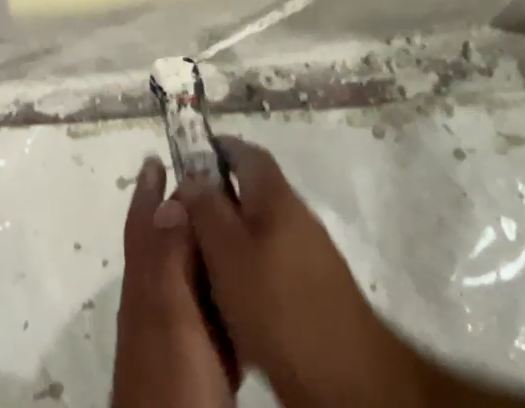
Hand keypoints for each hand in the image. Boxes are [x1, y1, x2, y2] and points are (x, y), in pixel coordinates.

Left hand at [112, 158, 237, 407]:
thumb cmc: (172, 380)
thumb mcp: (169, 315)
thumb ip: (169, 260)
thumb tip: (172, 197)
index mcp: (147, 286)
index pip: (146, 225)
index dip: (149, 191)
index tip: (159, 157)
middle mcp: (156, 302)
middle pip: (167, 245)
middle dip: (182, 211)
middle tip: (211, 183)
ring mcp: (175, 332)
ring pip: (190, 276)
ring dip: (206, 248)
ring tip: (234, 227)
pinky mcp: (197, 359)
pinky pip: (211, 313)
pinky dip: (224, 292)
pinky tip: (244, 288)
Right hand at [175, 137, 430, 407]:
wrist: (344, 375)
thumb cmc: (276, 304)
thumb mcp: (226, 252)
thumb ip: (206, 210)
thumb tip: (193, 176)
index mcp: (278, 199)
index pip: (247, 153)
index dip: (216, 148)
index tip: (185, 159)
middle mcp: (298, 218)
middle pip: (252, 193)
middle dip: (215, 199)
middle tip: (180, 218)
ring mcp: (311, 254)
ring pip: (259, 230)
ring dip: (228, 236)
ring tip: (196, 256)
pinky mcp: (315, 288)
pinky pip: (271, 260)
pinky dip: (246, 266)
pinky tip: (229, 291)